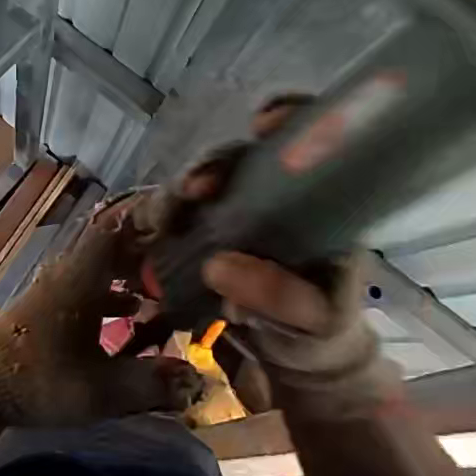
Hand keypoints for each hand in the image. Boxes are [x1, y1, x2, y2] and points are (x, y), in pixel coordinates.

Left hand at [0, 203, 204, 450]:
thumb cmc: (37, 382)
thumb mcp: (100, 391)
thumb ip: (151, 383)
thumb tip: (197, 378)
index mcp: (80, 278)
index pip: (116, 227)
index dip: (148, 217)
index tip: (182, 218)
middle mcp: (69, 273)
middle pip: (112, 242)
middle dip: (149, 244)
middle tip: (186, 253)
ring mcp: (57, 288)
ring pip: (101, 264)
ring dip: (132, 267)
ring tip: (168, 280)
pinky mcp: (50, 305)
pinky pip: (90, 284)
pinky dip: (114, 289)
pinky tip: (134, 308)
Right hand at [147, 96, 403, 420]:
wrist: (293, 358)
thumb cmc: (318, 331)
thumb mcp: (314, 320)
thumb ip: (280, 296)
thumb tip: (218, 264)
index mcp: (320, 202)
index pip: (311, 139)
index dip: (289, 117)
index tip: (264, 125)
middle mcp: (276, 195)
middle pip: (242, 158)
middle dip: (214, 164)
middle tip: (196, 190)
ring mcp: (238, 212)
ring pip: (204, 181)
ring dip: (180, 191)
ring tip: (167, 221)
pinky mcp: (207, 232)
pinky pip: (180, 211)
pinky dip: (163, 214)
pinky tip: (155, 230)